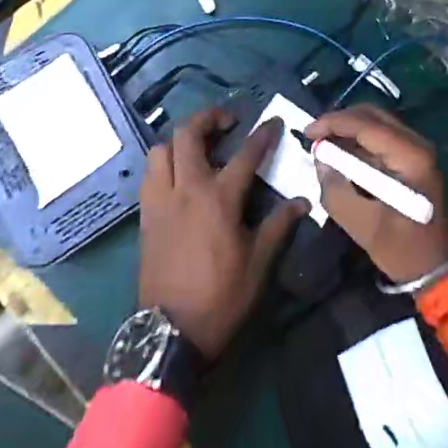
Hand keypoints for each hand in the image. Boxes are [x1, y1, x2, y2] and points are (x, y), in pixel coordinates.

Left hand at [138, 109, 306, 358]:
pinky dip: (164, 161)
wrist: (171, 330)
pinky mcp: (145, 212)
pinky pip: (150, 172)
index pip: (245, 154)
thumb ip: (278, 226)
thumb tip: (302, 201)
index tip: (274, 122)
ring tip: (198, 147)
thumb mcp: (258, 264)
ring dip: (180, 139)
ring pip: (162, 148)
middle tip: (227, 122)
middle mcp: (186, 187)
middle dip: (208, 117)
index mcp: (219, 198)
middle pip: (189, 133)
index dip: (263, 134)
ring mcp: (161, 198)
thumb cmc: (221, 297)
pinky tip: (178, 174)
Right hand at [305, 104, 447, 281]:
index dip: (332, 123)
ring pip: (377, 123)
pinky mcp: (415, 160)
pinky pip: (382, 138)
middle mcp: (418, 145)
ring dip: (348, 129)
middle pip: (372, 115)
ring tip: (324, 144)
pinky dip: (359, 140)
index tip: (306, 132)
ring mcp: (419, 151)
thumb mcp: (364, 226)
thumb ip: (336, 191)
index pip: (365, 124)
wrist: (442, 271)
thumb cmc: (405, 250)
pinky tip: (343, 154)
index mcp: (411, 157)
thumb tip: (321, 161)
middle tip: (314, 136)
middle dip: (339, 121)